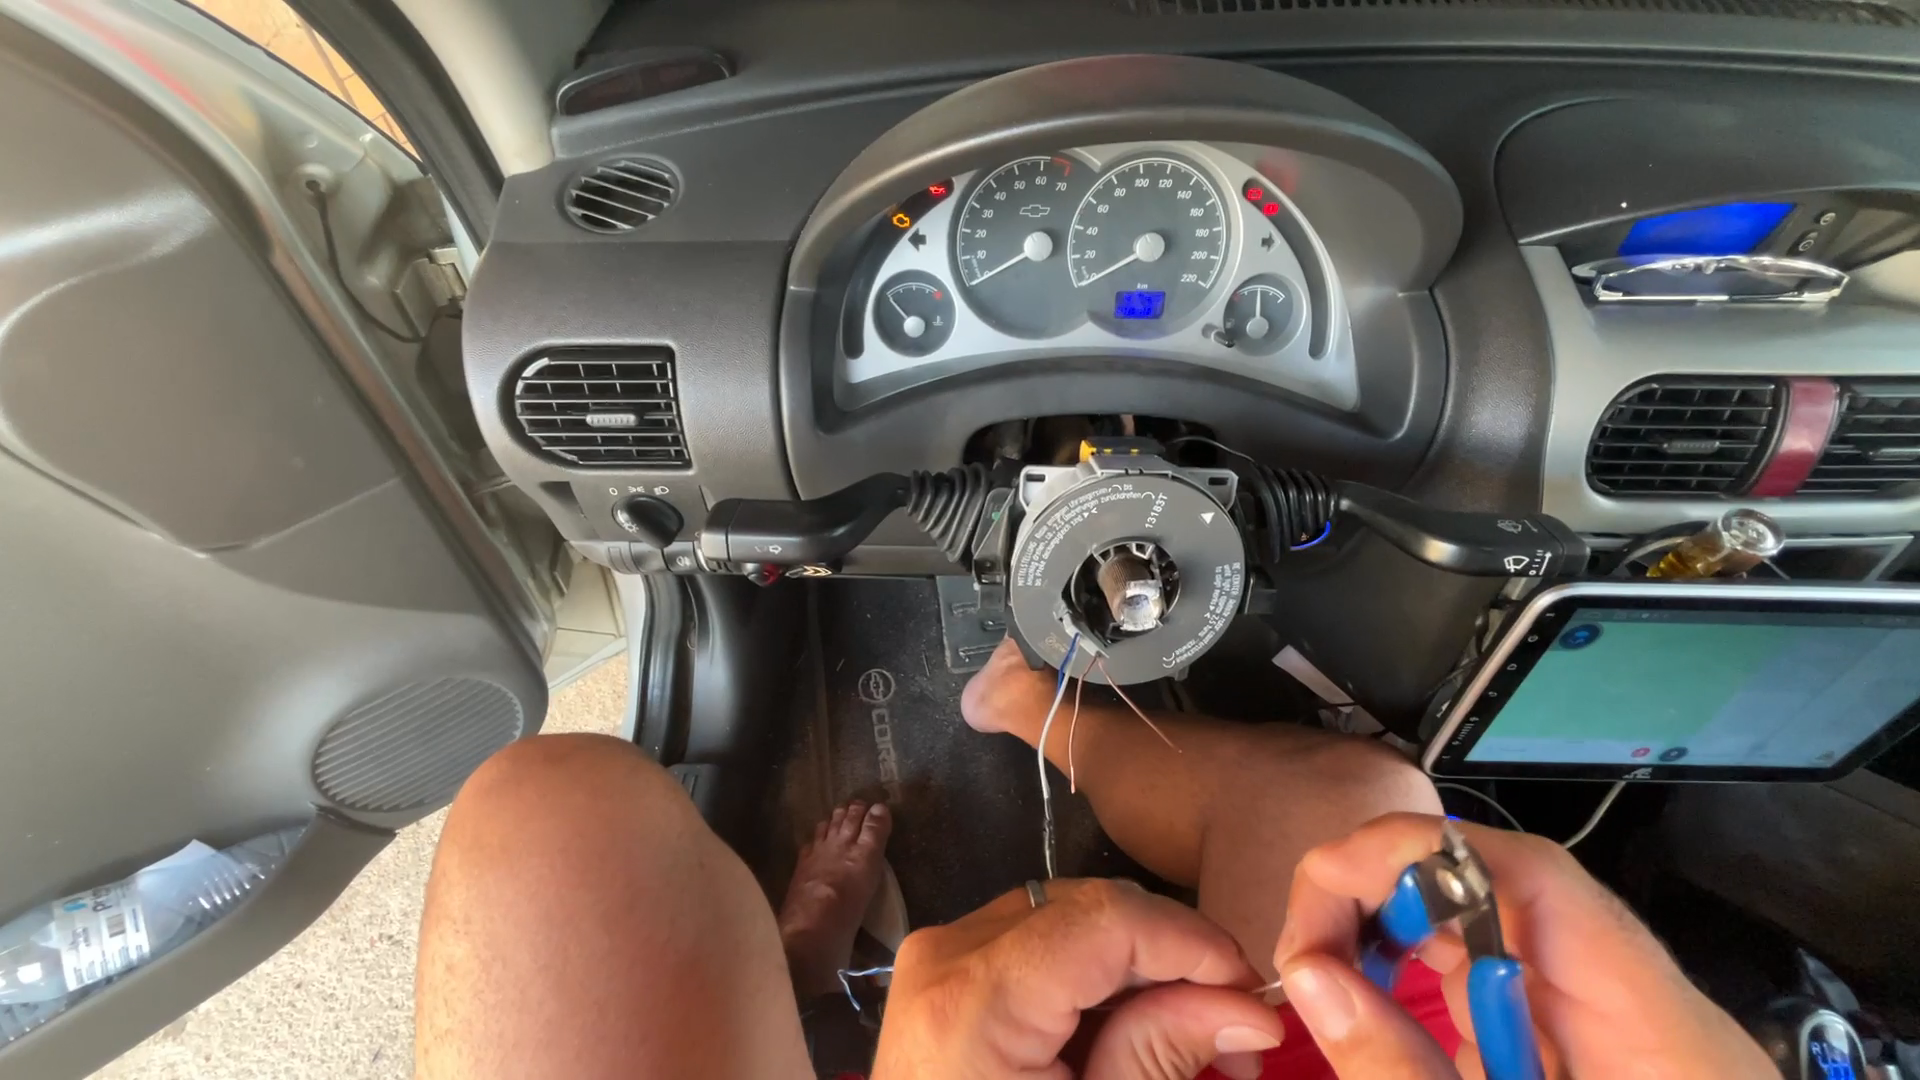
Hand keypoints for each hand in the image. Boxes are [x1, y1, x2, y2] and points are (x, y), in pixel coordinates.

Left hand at [872, 878, 1287, 1079]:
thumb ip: (1161, 1057)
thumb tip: (1249, 1009)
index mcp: (973, 1002)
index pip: (1103, 919)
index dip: (1190, 940)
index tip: (1252, 991)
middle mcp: (946, 949)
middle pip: (1085, 907)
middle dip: (1171, 952)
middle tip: (1232, 1025)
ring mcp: (939, 948)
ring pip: (1066, 911)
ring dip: (1137, 958)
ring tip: (1188, 1027)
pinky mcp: (943, 960)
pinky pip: (1037, 934)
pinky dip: (1092, 967)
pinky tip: (1129, 1017)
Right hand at [1271, 813, 1773, 1077]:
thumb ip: (1401, 1074)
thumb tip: (1305, 972)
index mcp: (1664, 1037)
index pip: (1534, 878)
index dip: (1412, 856)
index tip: (1323, 905)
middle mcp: (1642, 998)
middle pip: (1493, 882)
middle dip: (1380, 896)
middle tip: (1308, 956)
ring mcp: (1614, 1010)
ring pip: (1480, 914)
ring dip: (1391, 932)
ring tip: (1333, 983)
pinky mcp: (1588, 1030)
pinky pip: (1490, 961)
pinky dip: (1421, 971)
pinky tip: (1391, 1018)